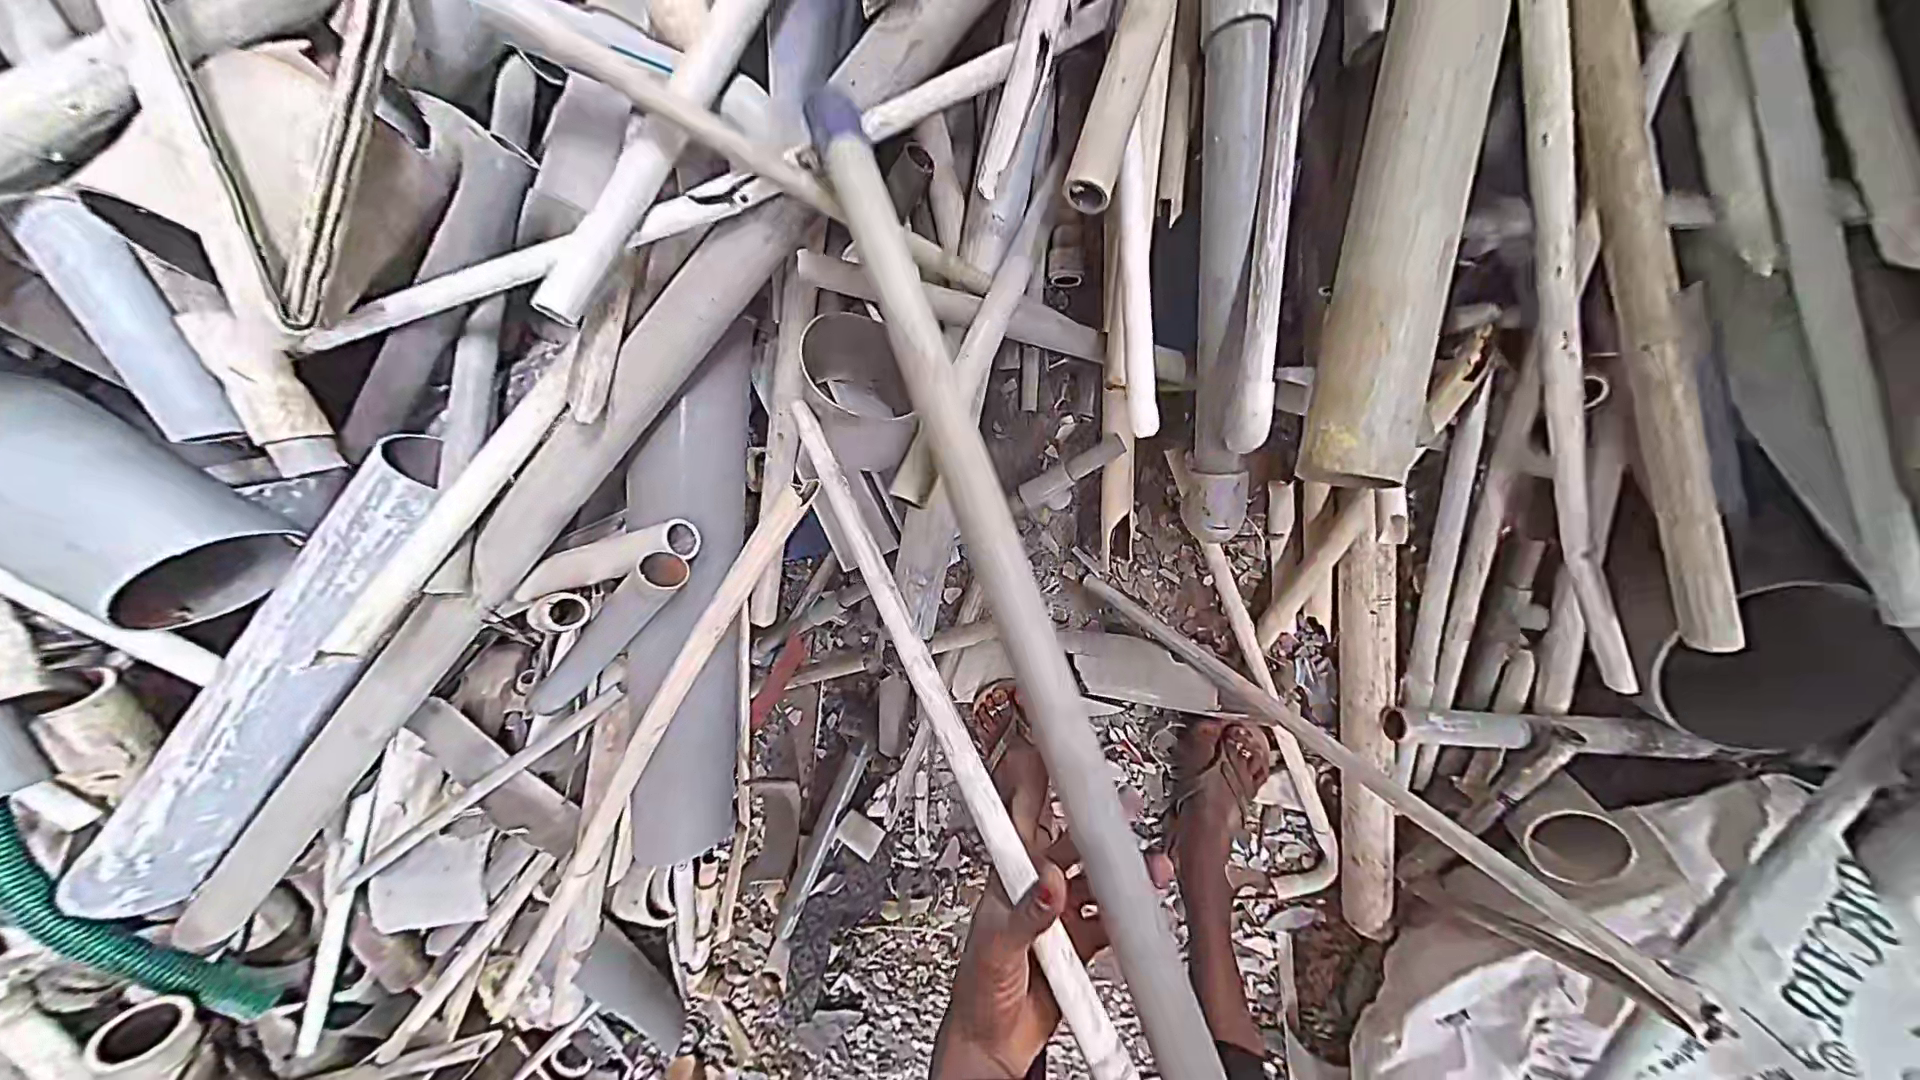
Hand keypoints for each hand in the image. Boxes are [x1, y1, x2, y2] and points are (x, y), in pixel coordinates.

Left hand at [931, 739, 1171, 1077]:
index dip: (1032, 777)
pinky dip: (1129, 916)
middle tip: (1122, 805)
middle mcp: (1037, 883)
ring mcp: (1062, 910)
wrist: (994, 1039)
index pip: (1022, 814)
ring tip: (1148, 865)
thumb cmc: (979, 984)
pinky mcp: (1082, 939)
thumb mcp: (996, 946)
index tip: (1044, 744)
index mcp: (1009, 873)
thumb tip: (1051, 884)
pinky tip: (1143, 908)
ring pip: (1097, 877)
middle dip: (1097, 821)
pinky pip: (1111, 919)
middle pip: (1072, 840)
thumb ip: (1027, 916)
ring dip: (1122, 871)